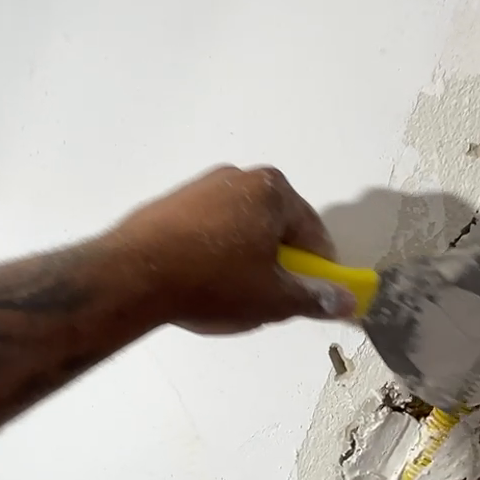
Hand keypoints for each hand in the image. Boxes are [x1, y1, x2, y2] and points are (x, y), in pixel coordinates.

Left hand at [108, 165, 355, 333]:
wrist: (133, 276)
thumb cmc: (215, 282)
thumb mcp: (274, 299)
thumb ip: (315, 298)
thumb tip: (347, 301)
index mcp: (273, 191)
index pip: (313, 233)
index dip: (319, 270)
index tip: (312, 297)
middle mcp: (240, 177)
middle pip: (277, 228)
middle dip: (280, 264)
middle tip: (270, 299)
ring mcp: (201, 187)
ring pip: (242, 230)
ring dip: (247, 260)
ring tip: (232, 295)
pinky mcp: (171, 203)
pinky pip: (210, 231)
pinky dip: (216, 255)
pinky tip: (203, 284)